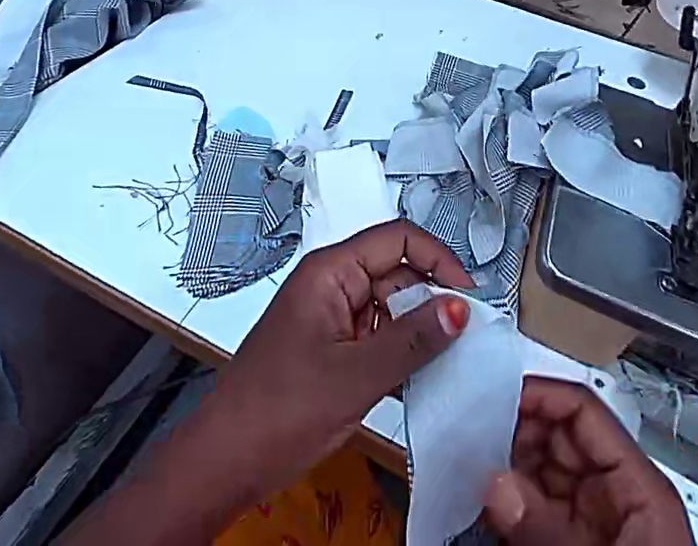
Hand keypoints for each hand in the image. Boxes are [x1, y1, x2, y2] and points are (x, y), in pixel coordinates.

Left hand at [183, 219, 475, 499]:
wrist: (228, 457)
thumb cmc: (277, 408)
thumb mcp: (355, 374)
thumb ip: (412, 340)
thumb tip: (459, 309)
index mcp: (330, 270)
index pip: (396, 239)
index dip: (438, 259)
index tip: (469, 297)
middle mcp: (331, 283)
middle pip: (397, 273)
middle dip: (432, 302)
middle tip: (465, 341)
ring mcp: (331, 315)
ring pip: (391, 308)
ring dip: (418, 333)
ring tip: (446, 364)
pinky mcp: (332, 346)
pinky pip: (378, 336)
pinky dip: (401, 354)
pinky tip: (420, 380)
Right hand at [484, 378, 693, 545]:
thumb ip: (549, 529)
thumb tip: (496, 484)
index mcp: (640, 488)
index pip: (583, 409)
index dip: (537, 395)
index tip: (490, 397)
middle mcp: (617, 494)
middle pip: (555, 433)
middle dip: (511, 429)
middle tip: (468, 433)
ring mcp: (594, 519)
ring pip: (538, 467)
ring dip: (503, 463)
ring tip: (466, 462)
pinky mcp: (574, 539)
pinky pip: (533, 502)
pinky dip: (505, 496)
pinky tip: (479, 497)